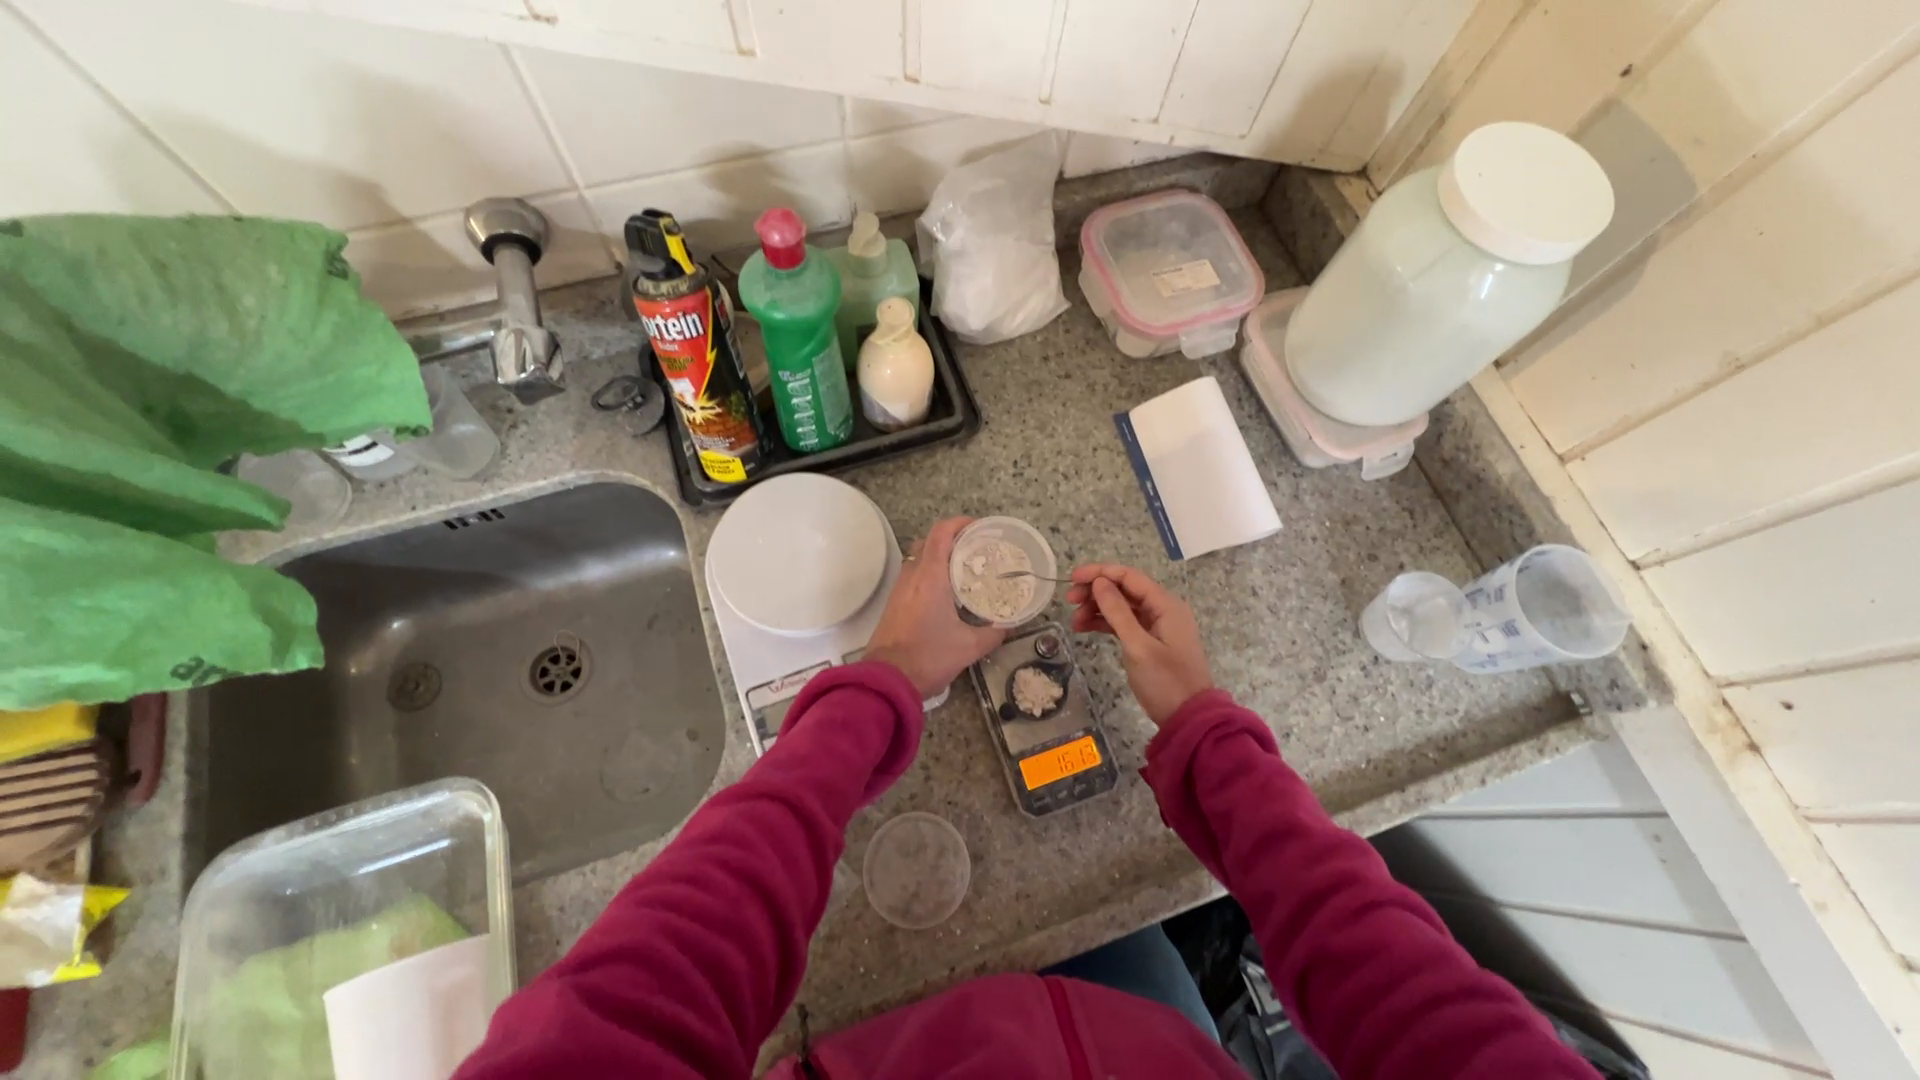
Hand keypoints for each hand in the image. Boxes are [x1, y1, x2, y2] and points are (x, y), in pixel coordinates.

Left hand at [867, 518, 1006, 698]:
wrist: (887, 679)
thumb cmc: (928, 656)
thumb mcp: (969, 646)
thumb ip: (993, 633)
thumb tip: (1007, 625)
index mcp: (930, 576)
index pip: (942, 533)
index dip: (960, 523)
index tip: (980, 527)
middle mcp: (912, 576)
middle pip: (929, 542)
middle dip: (952, 539)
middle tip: (976, 549)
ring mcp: (899, 590)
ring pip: (919, 559)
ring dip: (939, 557)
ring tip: (964, 569)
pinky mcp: (894, 604)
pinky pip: (913, 577)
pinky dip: (930, 574)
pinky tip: (946, 593)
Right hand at [1067, 563, 1212, 725]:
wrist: (1189, 718)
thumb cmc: (1166, 682)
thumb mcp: (1138, 647)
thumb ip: (1118, 612)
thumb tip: (1099, 583)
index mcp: (1166, 605)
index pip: (1129, 576)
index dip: (1100, 573)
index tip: (1073, 578)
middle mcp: (1163, 609)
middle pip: (1125, 589)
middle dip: (1096, 591)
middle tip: (1069, 600)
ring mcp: (1157, 625)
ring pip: (1122, 606)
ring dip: (1097, 609)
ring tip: (1074, 621)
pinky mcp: (1150, 641)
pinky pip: (1124, 623)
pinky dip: (1105, 623)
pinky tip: (1085, 627)